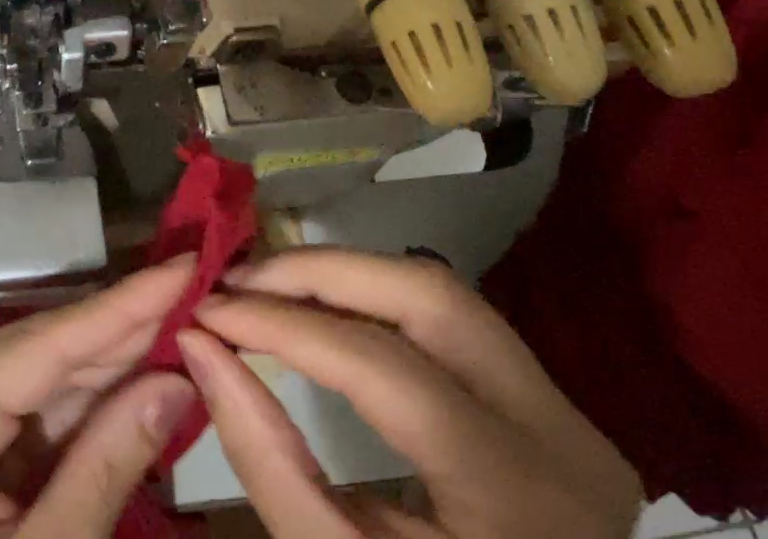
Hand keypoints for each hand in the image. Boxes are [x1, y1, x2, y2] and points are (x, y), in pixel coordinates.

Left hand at [0, 257, 198, 538]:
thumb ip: (107, 466)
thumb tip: (178, 381)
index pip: (41, 346)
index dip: (120, 305)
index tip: (182, 262)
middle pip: (36, 352)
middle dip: (120, 329)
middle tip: (194, 292)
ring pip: (32, 375)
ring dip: (105, 361)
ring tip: (176, 324)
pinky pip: (20, 408)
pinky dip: (77, 402)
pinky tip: (131, 375)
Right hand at [180, 248, 641, 538]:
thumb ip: (266, 457)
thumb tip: (200, 346)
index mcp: (519, 494)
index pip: (384, 367)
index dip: (285, 326)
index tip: (206, 311)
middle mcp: (562, 432)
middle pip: (429, 295)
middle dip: (319, 273)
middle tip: (236, 281)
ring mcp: (566, 412)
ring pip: (443, 294)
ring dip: (345, 278)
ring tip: (265, 288)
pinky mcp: (549, 403)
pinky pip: (450, 324)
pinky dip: (373, 303)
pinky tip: (319, 312)